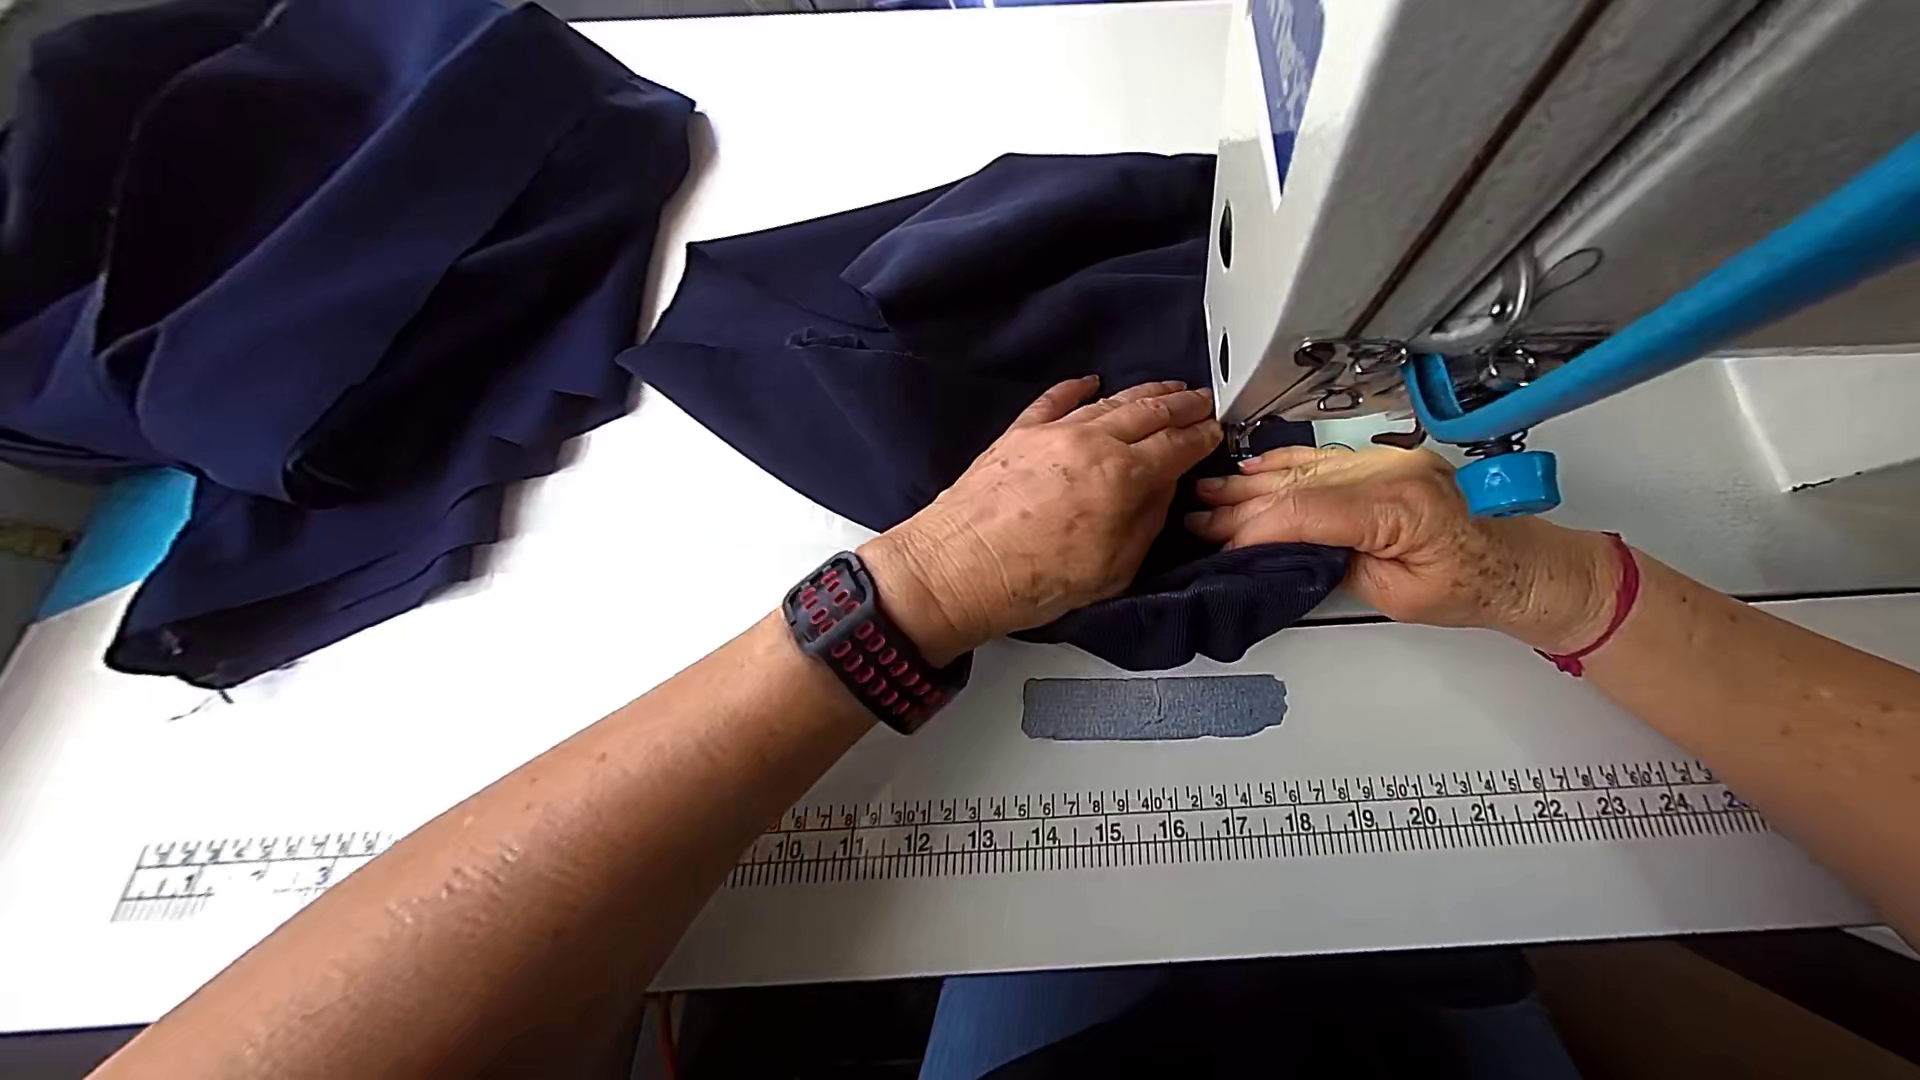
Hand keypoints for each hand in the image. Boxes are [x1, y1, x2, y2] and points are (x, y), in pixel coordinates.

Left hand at [860, 376, 1221, 664]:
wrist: (955, 571)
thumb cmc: (1027, 581)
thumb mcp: (1111, 570)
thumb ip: (1144, 523)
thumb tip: (1159, 490)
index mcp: (1121, 478)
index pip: (1175, 446)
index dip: (1200, 437)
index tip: (1212, 432)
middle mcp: (1088, 444)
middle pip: (1148, 413)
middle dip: (1180, 405)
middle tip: (1198, 401)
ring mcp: (1050, 434)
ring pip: (1107, 402)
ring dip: (1141, 394)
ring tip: (1161, 390)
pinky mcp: (1016, 435)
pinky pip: (1053, 400)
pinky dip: (1075, 388)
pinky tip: (1089, 382)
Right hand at [1183, 445, 1620, 652]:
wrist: (1514, 564)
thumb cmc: (1468, 586)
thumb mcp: (1393, 595)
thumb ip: (1332, 563)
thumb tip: (1278, 552)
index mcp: (1400, 506)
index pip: (1303, 511)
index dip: (1253, 530)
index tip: (1220, 548)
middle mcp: (1389, 472)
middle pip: (1293, 487)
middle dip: (1237, 507)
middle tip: (1195, 520)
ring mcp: (1383, 462)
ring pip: (1298, 470)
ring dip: (1247, 484)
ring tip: (1205, 493)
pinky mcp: (1378, 462)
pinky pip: (1319, 457)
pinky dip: (1279, 462)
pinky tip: (1250, 467)